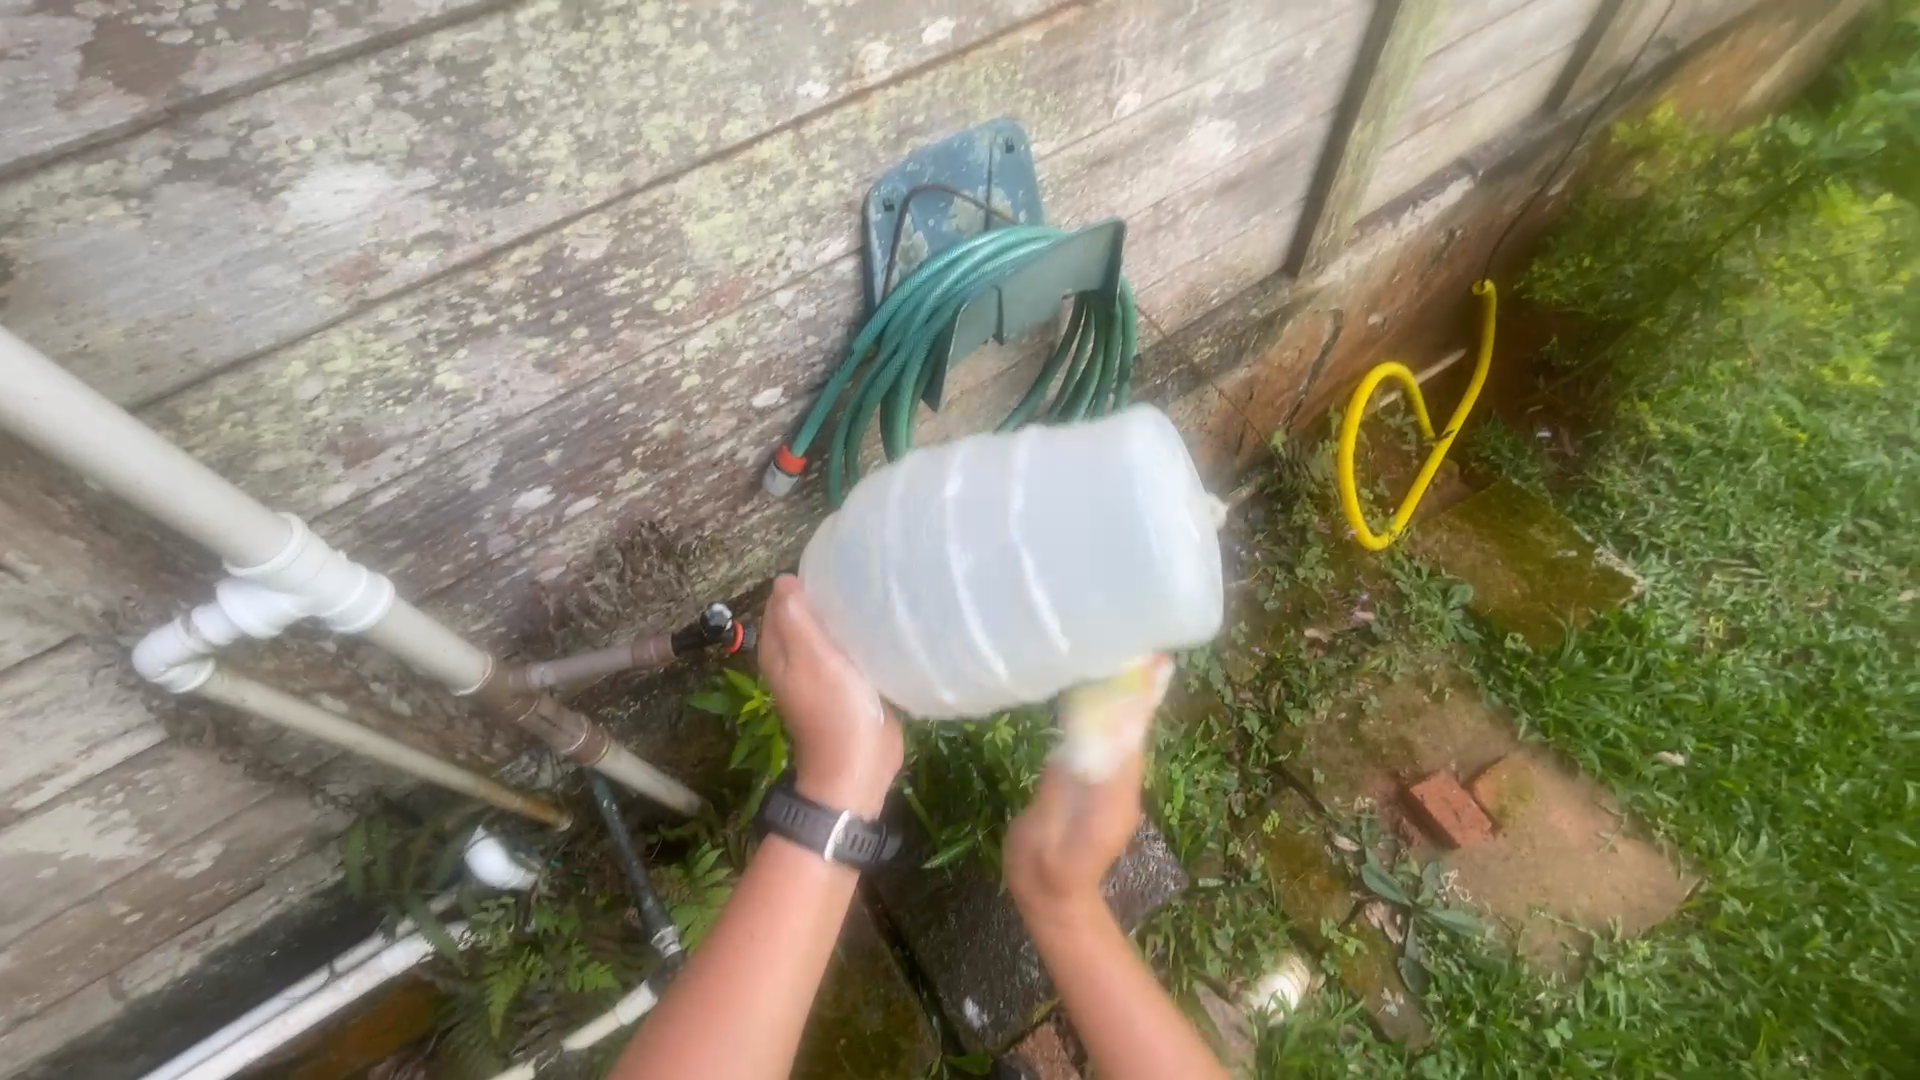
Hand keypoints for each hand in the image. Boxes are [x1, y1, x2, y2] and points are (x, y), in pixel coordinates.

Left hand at [757, 575, 902, 817]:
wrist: (859, 766)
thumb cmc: (834, 710)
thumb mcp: (813, 659)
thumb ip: (797, 620)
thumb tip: (783, 580)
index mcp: (780, 653)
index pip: (783, 603)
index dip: (804, 583)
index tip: (835, 566)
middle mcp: (798, 660)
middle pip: (809, 616)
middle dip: (829, 597)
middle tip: (860, 577)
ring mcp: (825, 674)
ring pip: (834, 633)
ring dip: (849, 618)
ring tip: (875, 595)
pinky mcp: (852, 684)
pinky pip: (854, 652)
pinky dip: (863, 638)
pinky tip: (884, 626)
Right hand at [1005, 656, 1170, 927]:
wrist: (1044, 891)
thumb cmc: (1059, 865)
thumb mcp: (1073, 825)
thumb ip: (1079, 782)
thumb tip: (1096, 735)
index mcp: (1121, 782)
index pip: (1135, 727)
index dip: (1143, 693)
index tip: (1152, 656)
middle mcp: (1113, 770)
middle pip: (1126, 719)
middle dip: (1132, 683)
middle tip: (1135, 639)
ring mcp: (1092, 770)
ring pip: (1106, 722)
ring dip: (1111, 689)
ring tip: (1111, 650)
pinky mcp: (1069, 772)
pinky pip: (1083, 731)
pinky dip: (1084, 705)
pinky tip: (1078, 682)